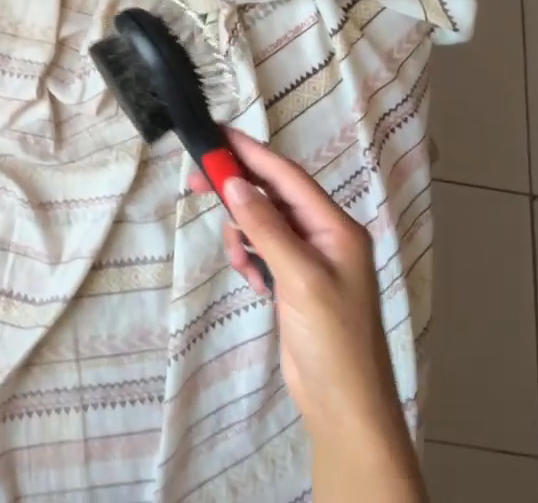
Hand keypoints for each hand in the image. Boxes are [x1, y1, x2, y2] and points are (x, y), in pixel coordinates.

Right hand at [195, 130, 402, 438]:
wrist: (343, 404)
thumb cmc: (332, 339)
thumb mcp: (298, 277)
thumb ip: (265, 226)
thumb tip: (234, 181)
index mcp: (336, 228)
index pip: (287, 176)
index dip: (250, 152)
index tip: (215, 133)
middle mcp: (323, 236)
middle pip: (271, 195)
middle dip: (236, 190)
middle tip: (195, 184)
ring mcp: (308, 259)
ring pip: (261, 222)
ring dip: (242, 234)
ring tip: (241, 263)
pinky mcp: (293, 280)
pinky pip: (261, 249)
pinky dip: (248, 256)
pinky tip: (252, 281)